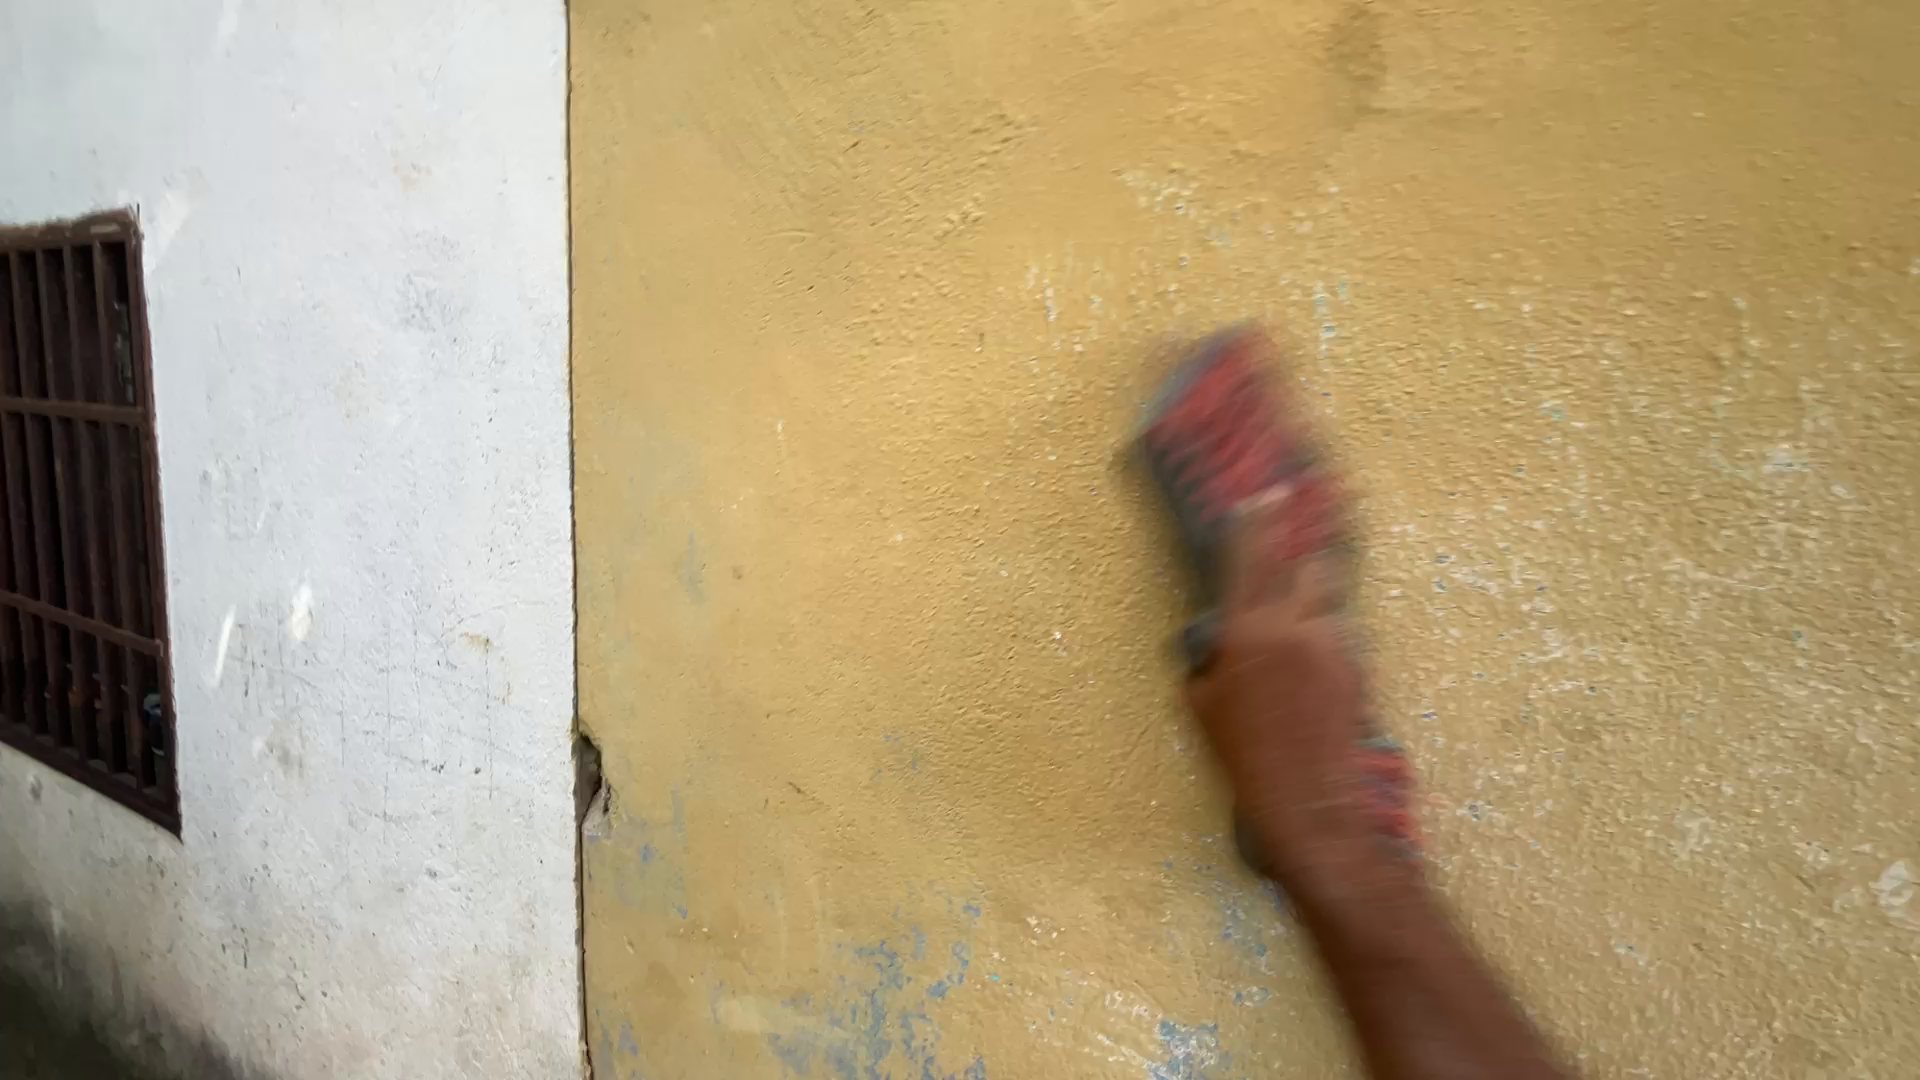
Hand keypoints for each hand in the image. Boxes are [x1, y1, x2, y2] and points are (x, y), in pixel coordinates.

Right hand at [1185, 491, 1415, 908]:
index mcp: (1249, 632)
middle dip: (1298, 546)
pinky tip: (1311, 661)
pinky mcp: (1358, 666)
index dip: (1258, 521)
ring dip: (1310, 598)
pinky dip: (1323, 632)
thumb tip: (1221, 636)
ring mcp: (1335, 644)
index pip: (1253, 560)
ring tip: (1296, 618)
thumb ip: (1210, 656)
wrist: (1310, 802)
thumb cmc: (1242, 753)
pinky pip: (1338, 630)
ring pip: (1326, 598)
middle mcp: (1296, 626)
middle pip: (1306, 563)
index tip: (1265, 494)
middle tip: (1294, 531)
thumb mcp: (1200, 702)